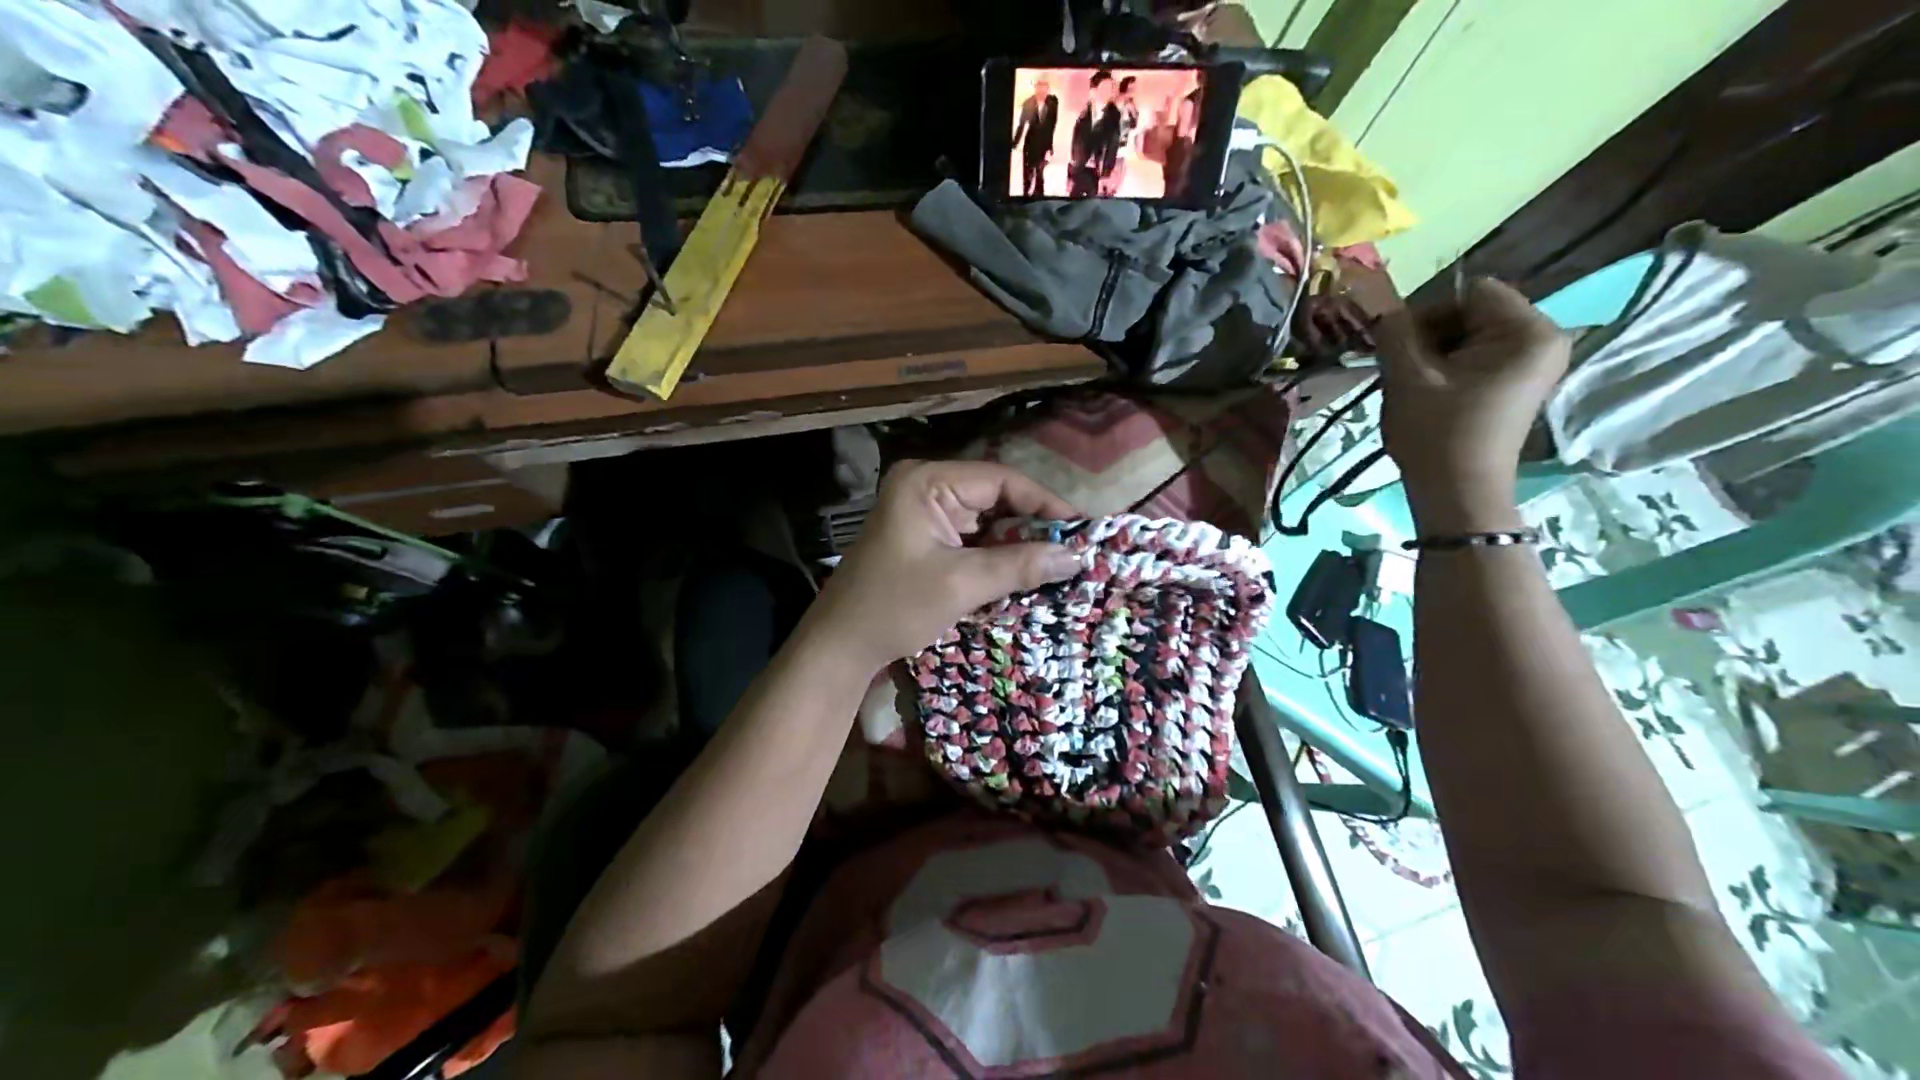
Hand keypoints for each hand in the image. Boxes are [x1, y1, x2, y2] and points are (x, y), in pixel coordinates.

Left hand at [804, 461, 1082, 670]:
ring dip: (1020, 545)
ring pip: (989, 522)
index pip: (1001, 480)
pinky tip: (1028, 574)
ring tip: (1061, 564)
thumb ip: (1021, 565)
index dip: (1045, 503)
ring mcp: (927, 515)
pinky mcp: (928, 541)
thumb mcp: (961, 584)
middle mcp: (927, 488)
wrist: (841, 645)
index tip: (1082, 530)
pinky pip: (975, 541)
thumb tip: (1078, 557)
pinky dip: (999, 558)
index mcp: (927, 482)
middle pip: (997, 499)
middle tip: (1076, 551)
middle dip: (1034, 526)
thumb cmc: (894, 606)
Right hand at [1373, 278, 1569, 529]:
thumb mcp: (1406, 375)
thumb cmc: (1435, 432)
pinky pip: (1478, 355)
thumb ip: (1396, 331)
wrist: (1457, 491)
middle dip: (1432, 335)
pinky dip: (1449, 367)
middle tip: (1403, 368)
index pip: (1472, 292)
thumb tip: (1391, 313)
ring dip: (1435, 353)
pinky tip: (1431, 392)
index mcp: (1528, 331)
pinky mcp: (1518, 382)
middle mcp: (1544, 338)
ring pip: (1471, 335)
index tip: (1400, 347)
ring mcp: (1534, 362)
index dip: (1428, 313)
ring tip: (1415, 384)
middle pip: (1474, 311)